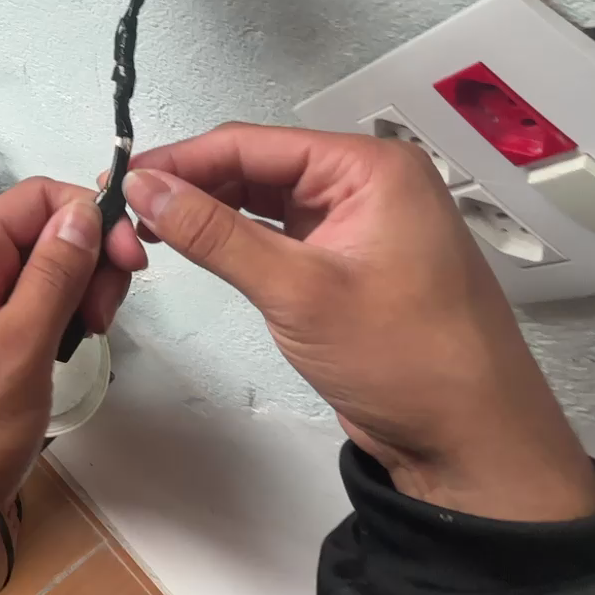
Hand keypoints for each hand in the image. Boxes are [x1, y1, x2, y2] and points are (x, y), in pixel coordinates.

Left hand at [0, 177, 146, 545]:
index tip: (129, 266)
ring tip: (81, 342)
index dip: (92, 217)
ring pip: (38, 266)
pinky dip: (53, 317)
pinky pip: (22, 300)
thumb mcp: (17, 351)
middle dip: (87, 260)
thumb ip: (54, 276)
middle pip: (42, 228)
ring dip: (75, 292)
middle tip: (101, 320)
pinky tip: (60, 351)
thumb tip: (83, 211)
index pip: (39, 196)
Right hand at [124, 123, 594, 521]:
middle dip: (185, 184)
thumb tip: (140, 185)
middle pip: (249, 166)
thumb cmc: (403, 360)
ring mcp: (348, 219)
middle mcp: (359, 182)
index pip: (250, 145)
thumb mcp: (296, 290)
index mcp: (368, 168)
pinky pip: (267, 229)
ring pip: (253, 197)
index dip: (179, 160)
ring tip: (142, 224)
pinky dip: (224, 235)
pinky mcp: (335, 256)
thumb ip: (211, 232)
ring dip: (200, 210)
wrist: (473, 449)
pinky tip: (185, 242)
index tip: (121, 179)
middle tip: (123, 206)